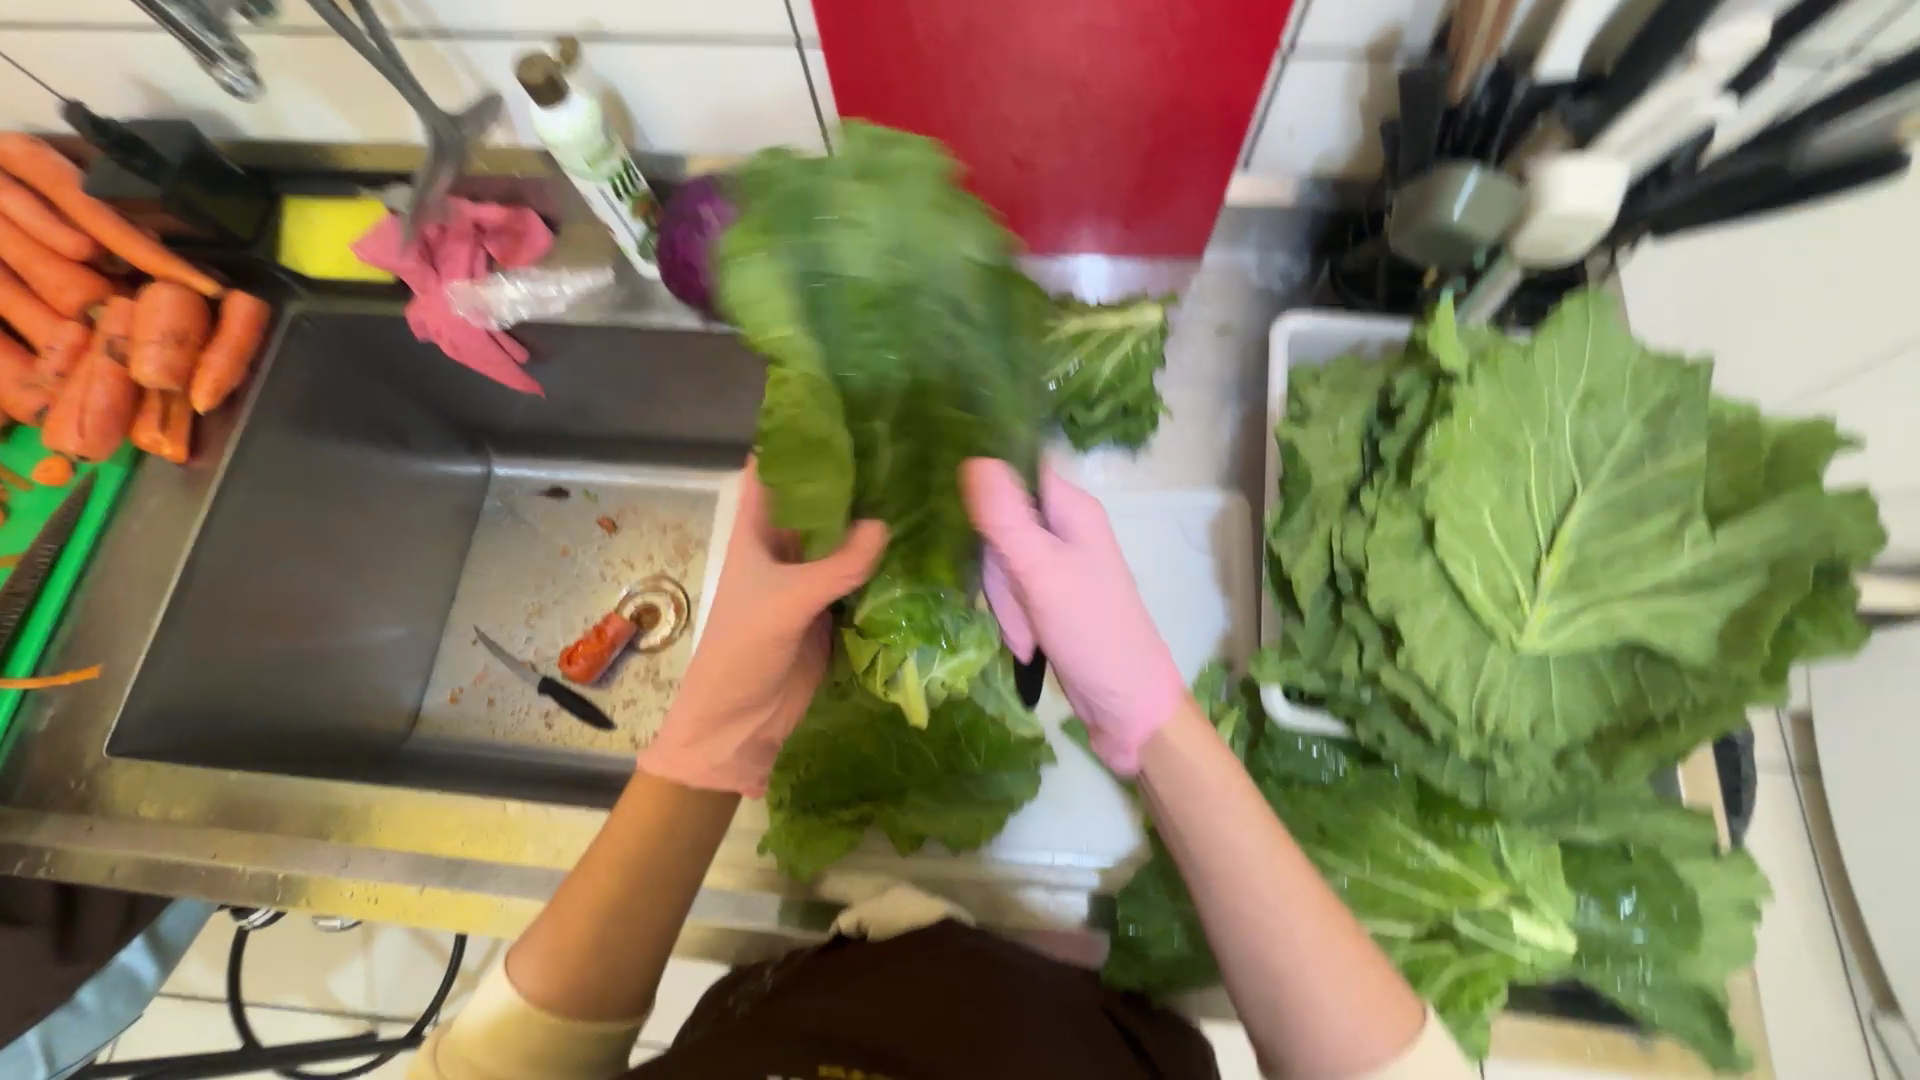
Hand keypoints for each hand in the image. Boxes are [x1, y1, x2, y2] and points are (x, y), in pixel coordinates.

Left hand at [638, 459, 886, 796]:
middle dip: (848, 477)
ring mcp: (809, 577)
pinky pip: (859, 574)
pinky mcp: (832, 606)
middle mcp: (783, 547)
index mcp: (756, 532)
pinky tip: (915, 542)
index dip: (798, 440)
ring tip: (914, 484)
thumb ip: (835, 565)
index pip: (772, 471)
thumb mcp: (786, 602)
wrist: (743, 721)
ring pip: (841, 537)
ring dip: (869, 519)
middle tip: (898, 445)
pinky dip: (881, 561)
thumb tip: (885, 524)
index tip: (841, 412)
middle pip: (815, 501)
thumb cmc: (743, 652)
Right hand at [961, 459, 1184, 775]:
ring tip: (1027, 634)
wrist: (1124, 702)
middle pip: (998, 522)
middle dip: (997, 571)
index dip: (986, 498)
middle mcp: (1063, 527)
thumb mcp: (1042, 572)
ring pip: (998, 561)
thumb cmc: (1091, 632)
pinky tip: (1027, 641)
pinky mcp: (1047, 592)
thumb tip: (973, 459)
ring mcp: (1055, 561)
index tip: (975, 534)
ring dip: (1005, 602)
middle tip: (1018, 604)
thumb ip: (1006, 518)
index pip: (1011, 475)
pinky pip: (1010, 589)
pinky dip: (1011, 616)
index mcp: (1071, 508)